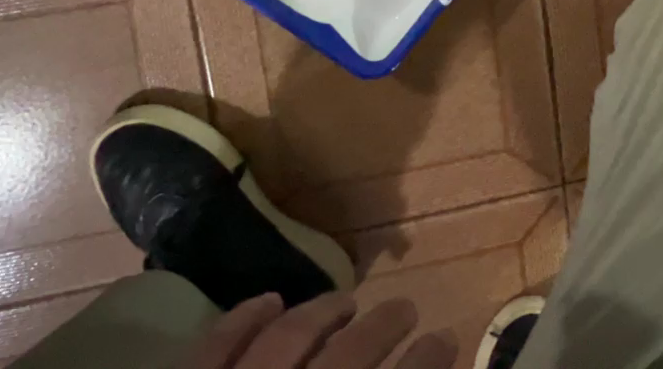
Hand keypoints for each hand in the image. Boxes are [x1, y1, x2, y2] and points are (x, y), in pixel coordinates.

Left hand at [183, 293, 456, 368]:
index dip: (425, 362)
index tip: (448, 339)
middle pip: (349, 356)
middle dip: (386, 325)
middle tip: (407, 308)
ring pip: (288, 336)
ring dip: (323, 310)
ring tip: (347, 300)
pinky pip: (214, 347)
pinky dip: (242, 318)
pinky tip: (268, 300)